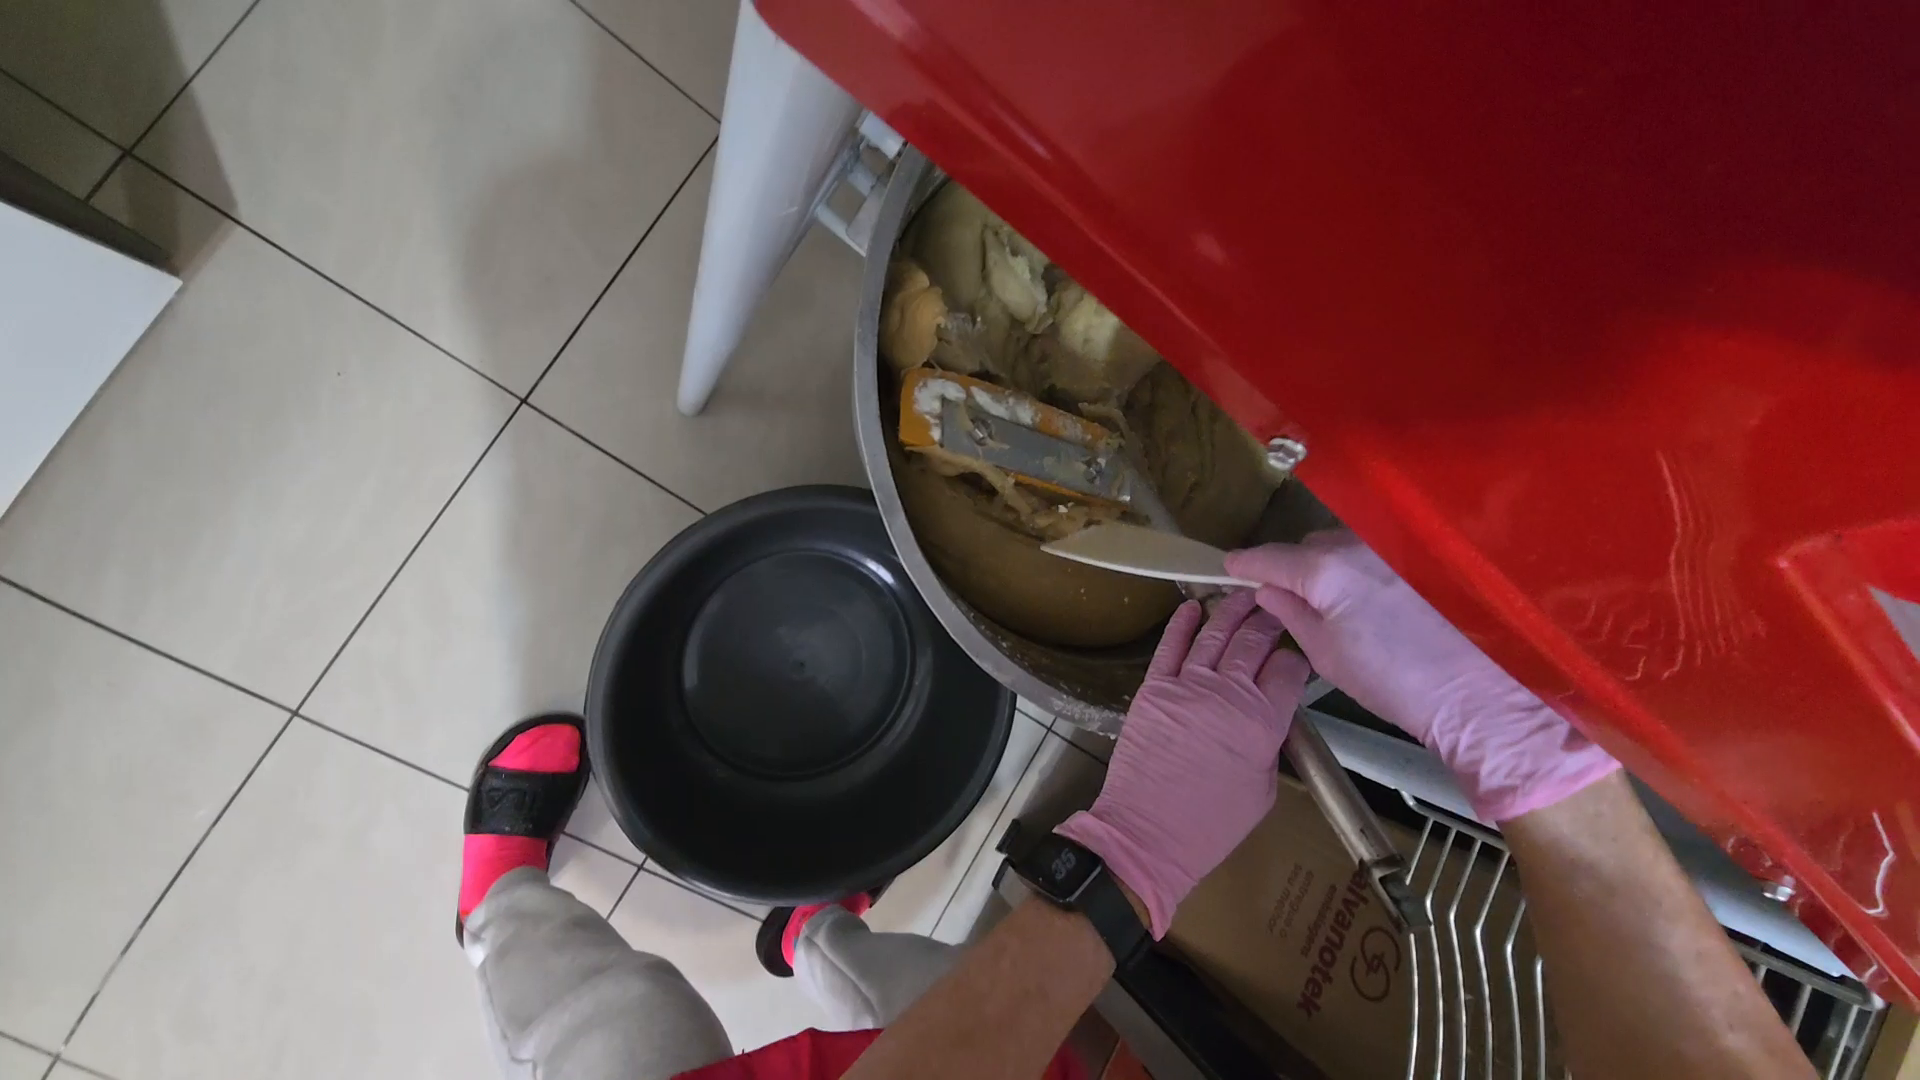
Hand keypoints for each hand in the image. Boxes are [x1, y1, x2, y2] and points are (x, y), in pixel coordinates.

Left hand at [1056, 591, 1307, 936]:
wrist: (1147, 832)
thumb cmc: (1211, 824)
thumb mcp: (1263, 788)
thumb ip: (1269, 743)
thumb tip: (1267, 715)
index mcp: (1263, 722)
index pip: (1289, 671)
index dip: (1296, 656)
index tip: (1297, 649)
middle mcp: (1228, 694)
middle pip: (1254, 643)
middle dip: (1269, 621)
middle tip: (1277, 607)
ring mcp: (1187, 686)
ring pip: (1215, 635)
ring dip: (1231, 611)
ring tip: (1245, 594)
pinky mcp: (1154, 688)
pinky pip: (1170, 647)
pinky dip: (1181, 623)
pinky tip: (1192, 606)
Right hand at [1223, 530, 1619, 822]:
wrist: (1480, 694)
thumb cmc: (1393, 681)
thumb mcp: (1324, 654)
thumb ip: (1289, 613)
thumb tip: (1267, 590)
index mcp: (1325, 570)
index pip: (1270, 557)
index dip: (1246, 563)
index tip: (1231, 567)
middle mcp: (1359, 545)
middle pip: (1309, 546)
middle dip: (1297, 567)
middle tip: (1295, 599)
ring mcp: (1396, 547)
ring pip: (1347, 546)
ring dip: (1335, 565)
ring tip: (1345, 602)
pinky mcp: (1427, 556)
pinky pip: (1380, 552)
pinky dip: (1368, 568)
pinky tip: (1381, 600)